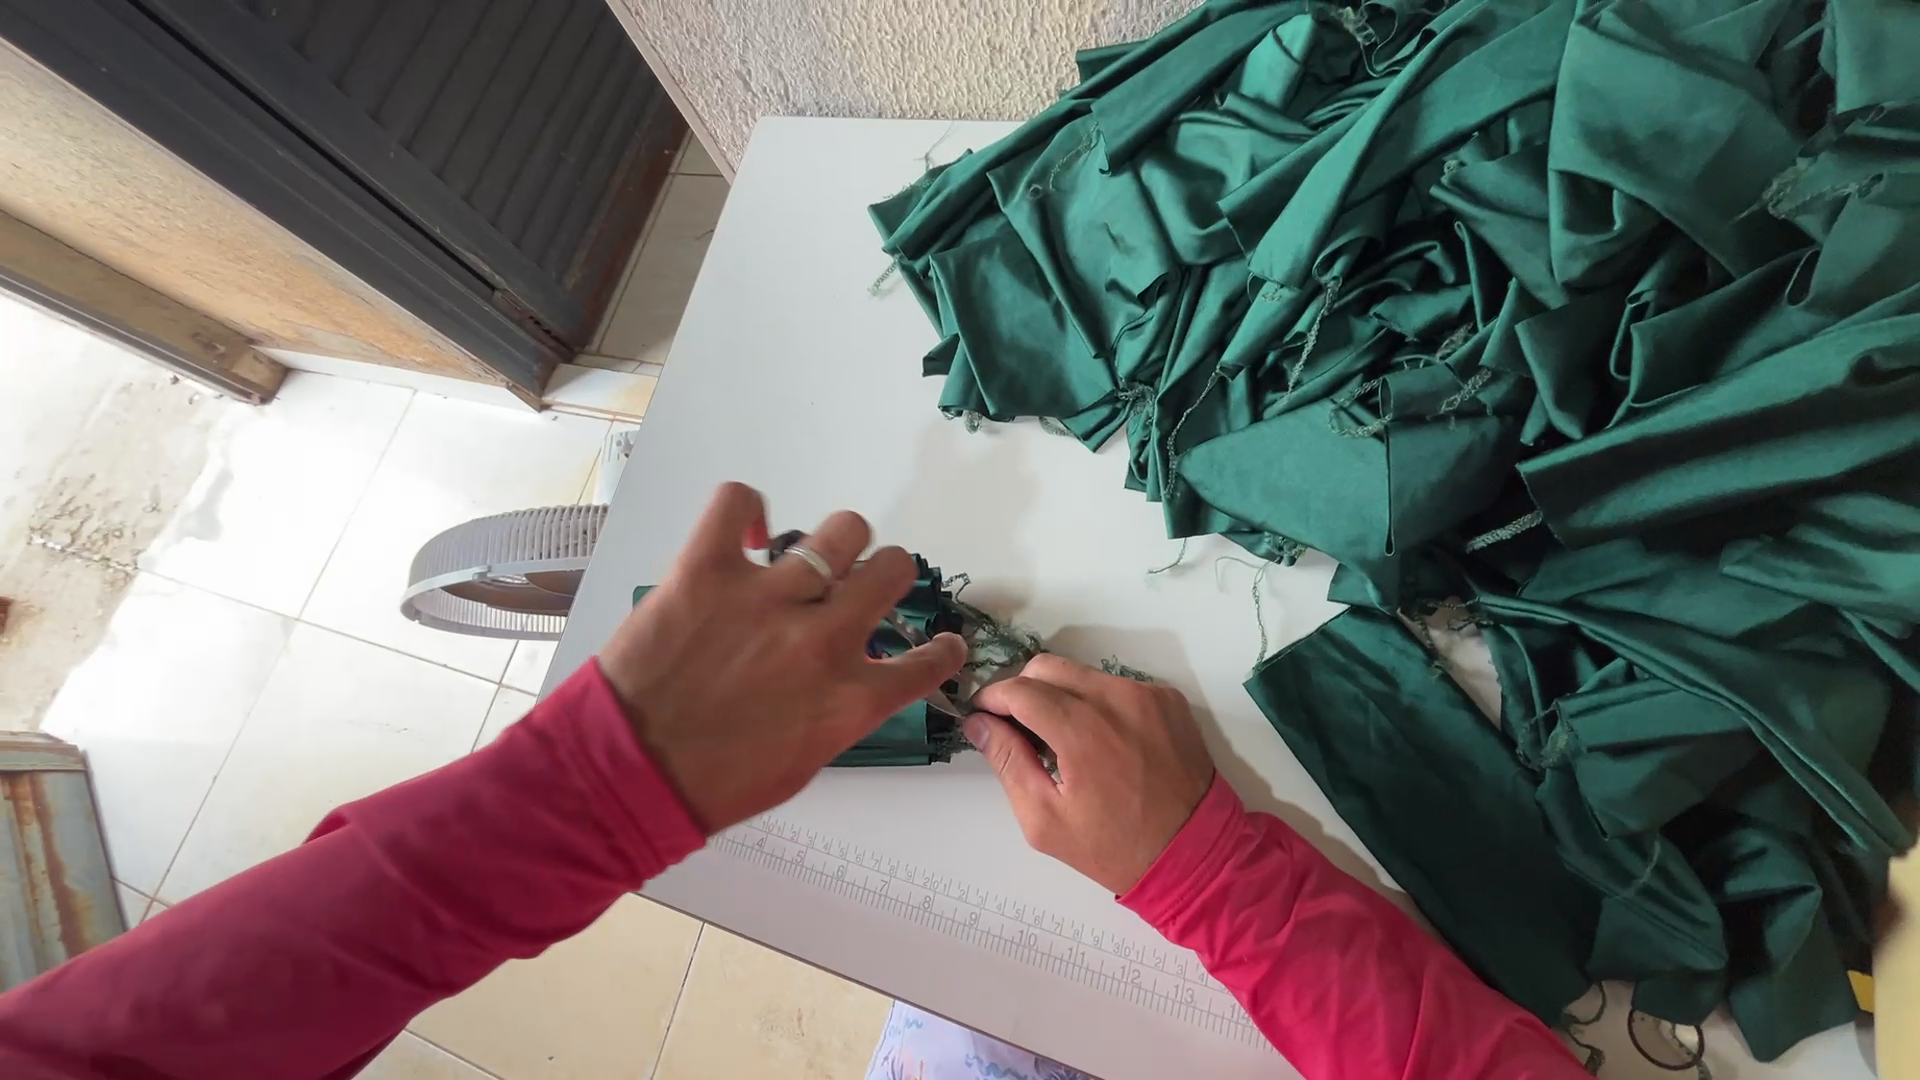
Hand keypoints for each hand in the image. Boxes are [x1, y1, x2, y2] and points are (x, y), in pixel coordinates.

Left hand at [598, 482, 965, 831]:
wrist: (624, 778)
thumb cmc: (716, 784)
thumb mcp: (805, 760)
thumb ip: (843, 711)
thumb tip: (855, 676)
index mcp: (849, 698)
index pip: (927, 662)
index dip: (944, 649)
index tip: (943, 643)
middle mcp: (823, 640)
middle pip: (893, 568)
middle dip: (888, 574)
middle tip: (859, 586)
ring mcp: (767, 599)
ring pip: (842, 529)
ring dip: (836, 543)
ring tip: (811, 559)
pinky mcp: (708, 571)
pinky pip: (738, 502)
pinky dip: (747, 509)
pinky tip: (746, 535)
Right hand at [966, 655, 1215, 893]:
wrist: (1198, 855)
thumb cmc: (1114, 847)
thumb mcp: (1045, 820)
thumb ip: (1007, 762)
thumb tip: (977, 722)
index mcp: (1082, 731)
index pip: (1020, 690)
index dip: (992, 698)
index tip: (981, 715)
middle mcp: (1116, 699)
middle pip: (1047, 667)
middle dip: (1021, 689)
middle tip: (1016, 725)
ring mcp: (1146, 694)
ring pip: (1080, 671)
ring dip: (1058, 693)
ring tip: (1059, 735)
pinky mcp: (1167, 698)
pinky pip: (1115, 684)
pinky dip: (1096, 701)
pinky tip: (1100, 738)